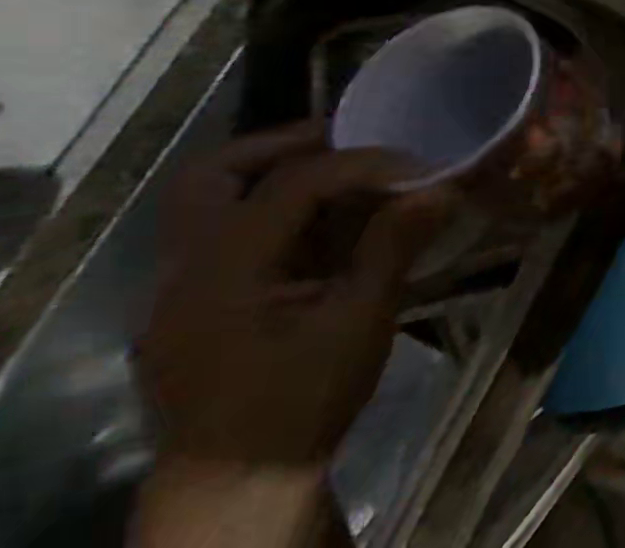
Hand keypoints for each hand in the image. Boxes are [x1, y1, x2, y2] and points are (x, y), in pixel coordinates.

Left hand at [137, 123, 452, 469]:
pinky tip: (325, 231)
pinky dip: (275, 216)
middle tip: (347, 139)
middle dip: (283, 146)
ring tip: (344, 178)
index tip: (419, 165)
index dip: (362, 163)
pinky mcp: (198, 306)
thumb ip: (393, 246)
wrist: (236, 487)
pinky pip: (228, 237)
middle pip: (213, 174)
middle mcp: (185, 268)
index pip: (292, 184)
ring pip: (210, 203)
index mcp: (221, 269)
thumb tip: (442, 188)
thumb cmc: (300, 403)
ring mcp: (182, 288)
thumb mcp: (359, 323)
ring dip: (276, 178)